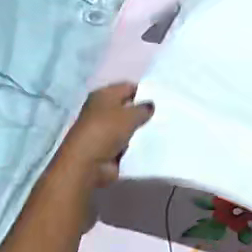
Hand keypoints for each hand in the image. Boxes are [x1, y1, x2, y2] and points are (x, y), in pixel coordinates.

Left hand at [43, 82, 153, 199]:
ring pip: (128, 127)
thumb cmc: (106, 131)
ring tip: (162, 130)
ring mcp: (104, 131)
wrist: (87, 163)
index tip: (162, 99)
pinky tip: (151, 146)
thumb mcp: (129, 115)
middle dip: (143, 112)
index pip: (127, 87)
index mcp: (103, 95)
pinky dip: (135, 146)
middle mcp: (101, 110)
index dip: (144, 91)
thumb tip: (150, 106)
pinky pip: (127, 143)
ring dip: (140, 130)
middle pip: (127, 108)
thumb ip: (143, 109)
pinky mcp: (107, 148)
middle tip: (164, 116)